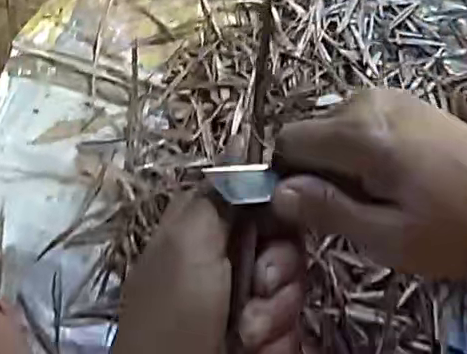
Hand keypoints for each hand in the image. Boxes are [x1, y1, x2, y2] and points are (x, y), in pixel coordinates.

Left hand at [111, 192, 309, 353]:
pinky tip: (257, 349)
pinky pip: (293, 322)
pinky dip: (279, 338)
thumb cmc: (172, 317)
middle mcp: (228, 255)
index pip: (257, 190)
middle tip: (259, 285)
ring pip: (293, 280)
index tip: (282, 214)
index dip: (277, 200)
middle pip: (284, 234)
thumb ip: (220, 192)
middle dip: (280, 262)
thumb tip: (242, 135)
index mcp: (205, 224)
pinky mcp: (264, 337)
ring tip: (248, 333)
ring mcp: (246, 299)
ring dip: (277, 308)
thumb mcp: (187, 243)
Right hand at [271, 89, 466, 279]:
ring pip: (338, 123)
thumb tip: (280, 193)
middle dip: (319, 167)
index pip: (290, 139)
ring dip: (343, 157)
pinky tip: (399, 172)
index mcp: (357, 131)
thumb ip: (328, 211)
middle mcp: (367, 100)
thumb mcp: (388, 236)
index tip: (312, 208)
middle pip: (314, 130)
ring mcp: (390, 94)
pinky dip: (365, 143)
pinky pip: (364, 117)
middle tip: (356, 208)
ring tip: (383, 192)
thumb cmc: (453, 225)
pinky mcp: (408, 98)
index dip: (290, 175)